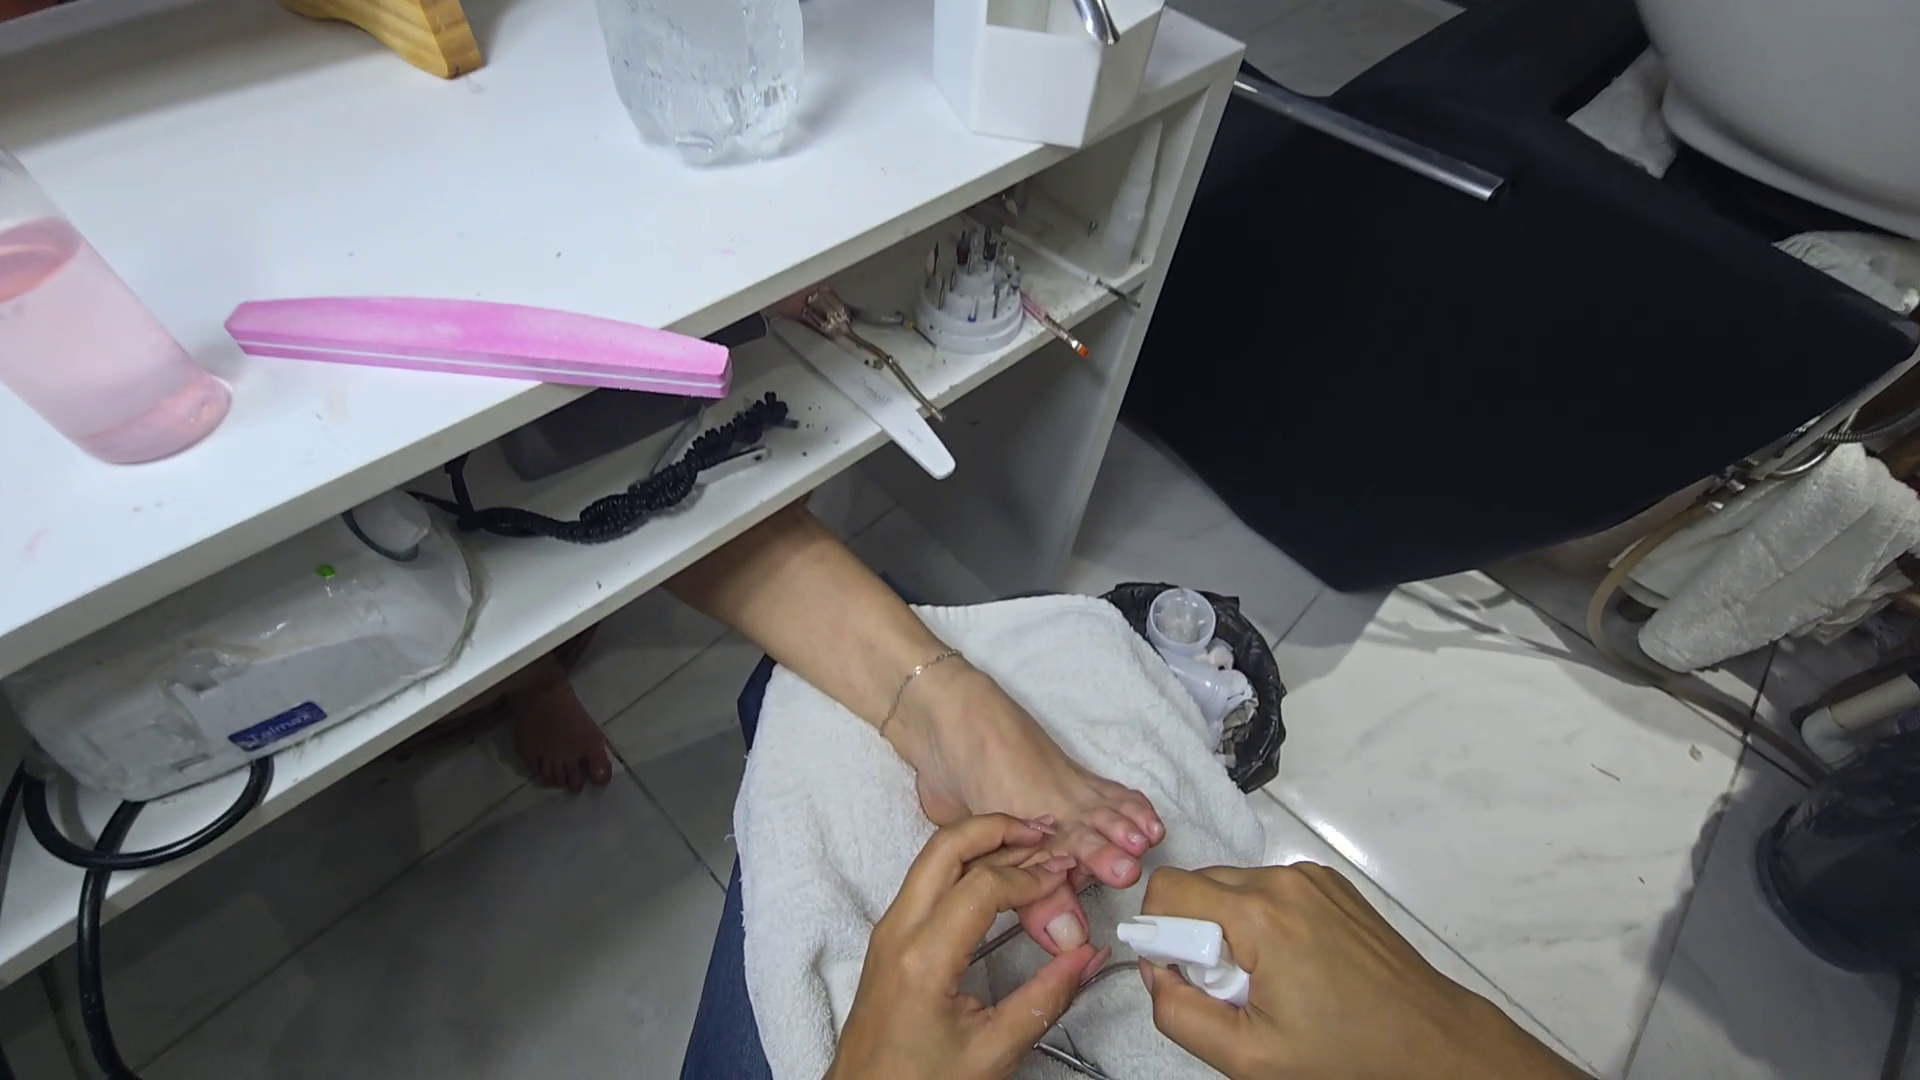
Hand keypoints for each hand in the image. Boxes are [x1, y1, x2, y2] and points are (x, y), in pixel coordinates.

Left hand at [828, 815, 1112, 1079]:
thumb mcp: (992, 1052)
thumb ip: (1046, 999)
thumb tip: (1088, 956)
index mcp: (923, 957)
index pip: (982, 886)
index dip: (1029, 875)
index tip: (1062, 877)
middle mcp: (898, 928)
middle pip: (946, 847)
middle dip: (997, 827)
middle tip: (1042, 830)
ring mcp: (889, 926)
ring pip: (933, 855)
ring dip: (979, 838)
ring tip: (1025, 840)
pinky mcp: (890, 932)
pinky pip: (926, 876)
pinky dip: (964, 860)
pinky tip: (995, 868)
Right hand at [1139, 864, 1589, 1079]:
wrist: (1440, 1050)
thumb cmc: (1346, 1059)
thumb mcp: (1249, 1059)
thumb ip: (1179, 1013)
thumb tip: (1154, 969)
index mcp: (1258, 915)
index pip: (1168, 890)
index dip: (1158, 932)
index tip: (1183, 975)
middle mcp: (1280, 878)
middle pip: (1197, 884)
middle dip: (1194, 932)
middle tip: (1227, 986)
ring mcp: (1307, 874)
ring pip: (1230, 884)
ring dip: (1226, 924)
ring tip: (1264, 978)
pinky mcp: (1327, 880)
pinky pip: (1266, 886)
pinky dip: (1259, 916)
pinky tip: (1291, 961)